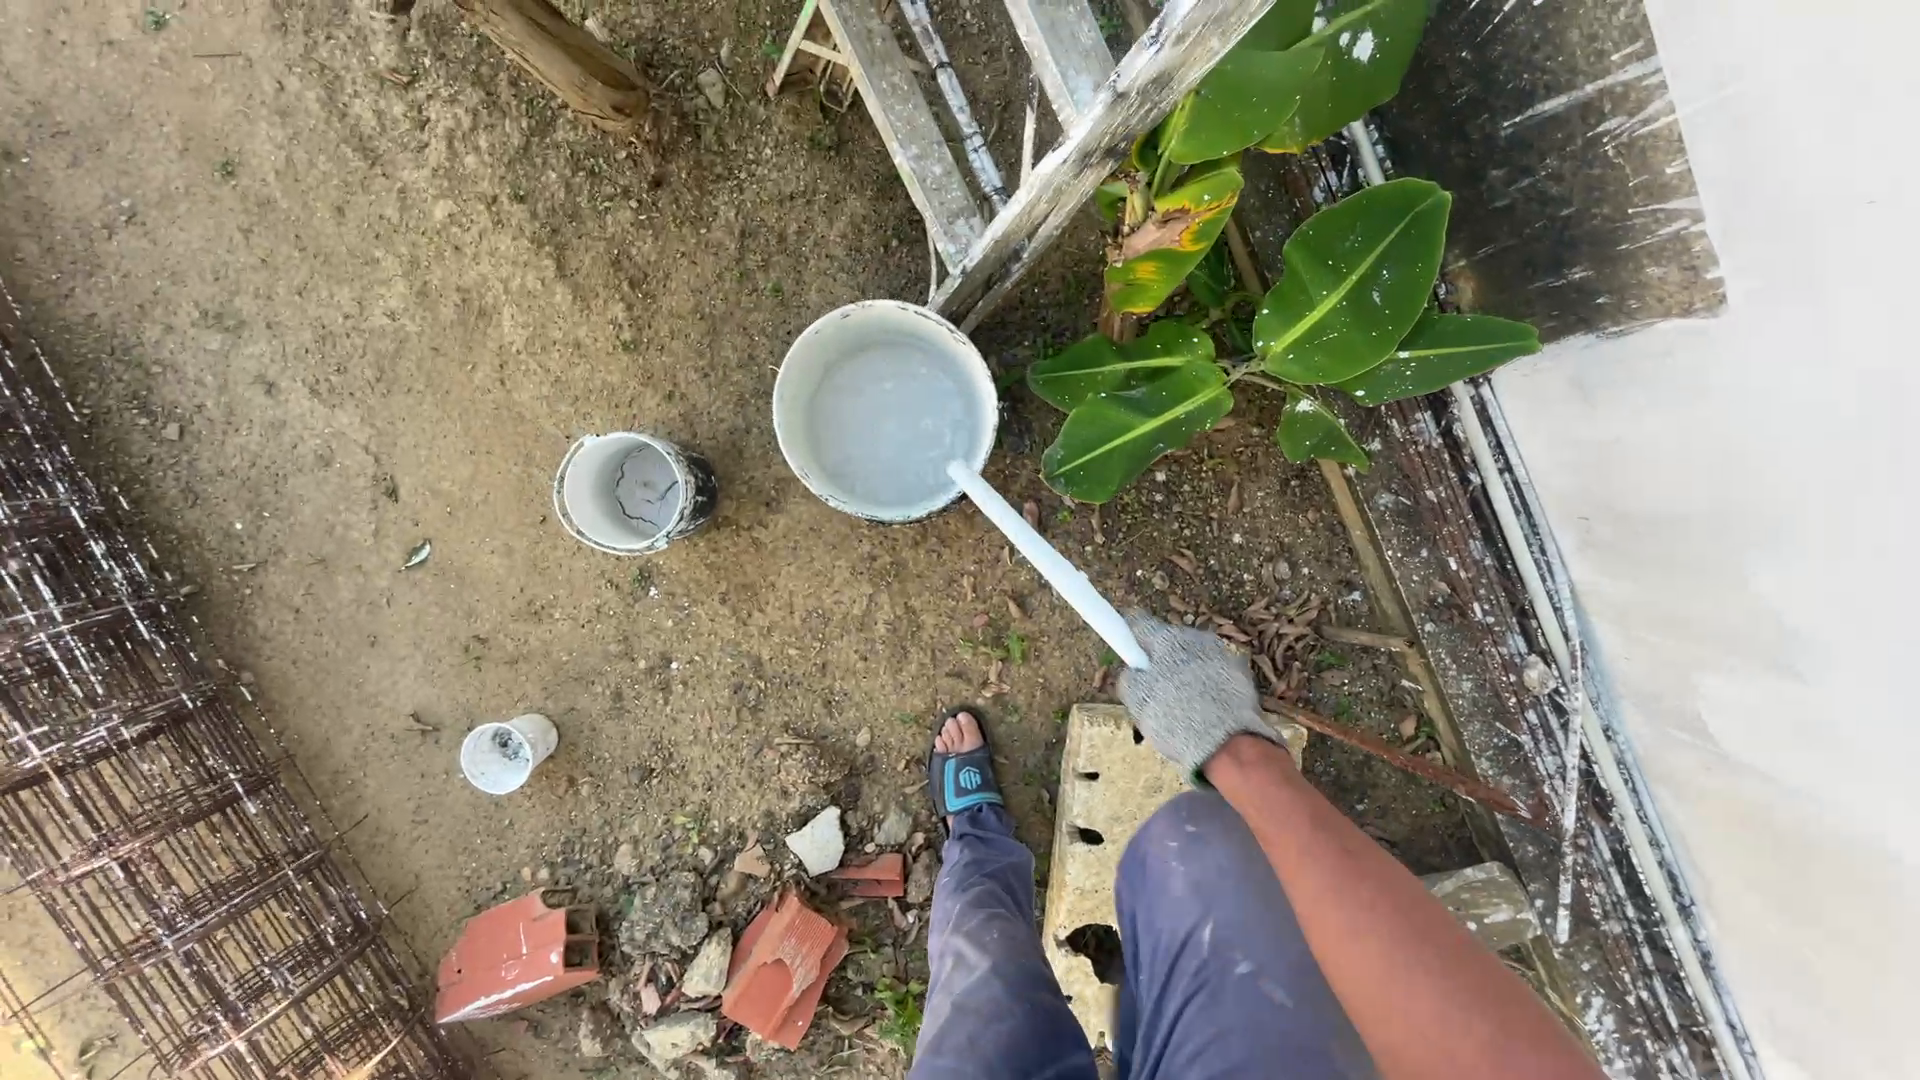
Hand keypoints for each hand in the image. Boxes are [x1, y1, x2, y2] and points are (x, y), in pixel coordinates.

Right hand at [1116, 612, 1271, 778]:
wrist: (1228, 745)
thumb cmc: (1175, 719)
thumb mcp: (1136, 702)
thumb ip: (1128, 678)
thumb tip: (1132, 672)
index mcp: (1166, 639)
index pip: (1139, 623)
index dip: (1130, 638)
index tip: (1128, 653)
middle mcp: (1196, 637)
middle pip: (1169, 642)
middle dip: (1161, 659)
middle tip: (1155, 691)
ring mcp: (1222, 653)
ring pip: (1193, 657)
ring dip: (1186, 671)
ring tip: (1184, 705)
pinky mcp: (1241, 673)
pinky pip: (1215, 672)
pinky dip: (1208, 684)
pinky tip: (1206, 709)